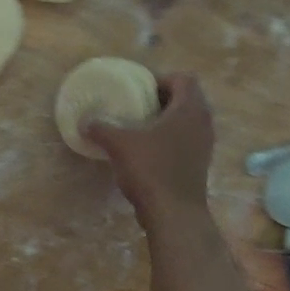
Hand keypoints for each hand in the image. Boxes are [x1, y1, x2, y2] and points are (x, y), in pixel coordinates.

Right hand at [85, 73, 214, 225]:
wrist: (173, 212)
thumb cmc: (151, 170)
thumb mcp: (120, 146)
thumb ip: (102, 130)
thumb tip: (84, 121)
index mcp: (189, 109)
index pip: (183, 79)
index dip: (161, 79)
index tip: (140, 90)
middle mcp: (203, 121)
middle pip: (187, 98)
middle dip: (163, 99)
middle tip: (138, 107)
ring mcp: (205, 144)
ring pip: (188, 120)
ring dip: (168, 120)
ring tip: (142, 129)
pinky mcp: (200, 163)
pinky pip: (187, 140)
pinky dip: (171, 139)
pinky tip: (150, 152)